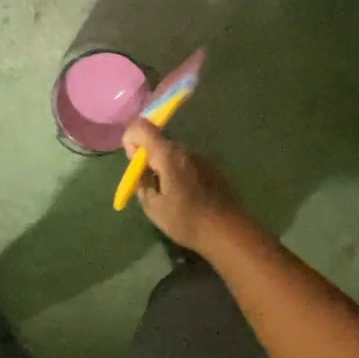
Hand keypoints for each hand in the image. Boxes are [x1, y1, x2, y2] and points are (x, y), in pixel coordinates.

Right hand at [121, 119, 245, 250]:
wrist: (228, 230)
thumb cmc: (186, 220)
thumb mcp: (153, 207)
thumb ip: (142, 183)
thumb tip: (141, 171)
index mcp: (168, 155)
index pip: (141, 127)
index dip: (131, 140)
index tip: (135, 165)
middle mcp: (185, 150)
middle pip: (158, 142)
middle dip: (148, 159)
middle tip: (150, 186)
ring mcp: (201, 157)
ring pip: (174, 154)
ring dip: (165, 167)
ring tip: (169, 195)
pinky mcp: (213, 168)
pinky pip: (188, 163)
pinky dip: (180, 173)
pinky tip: (187, 197)